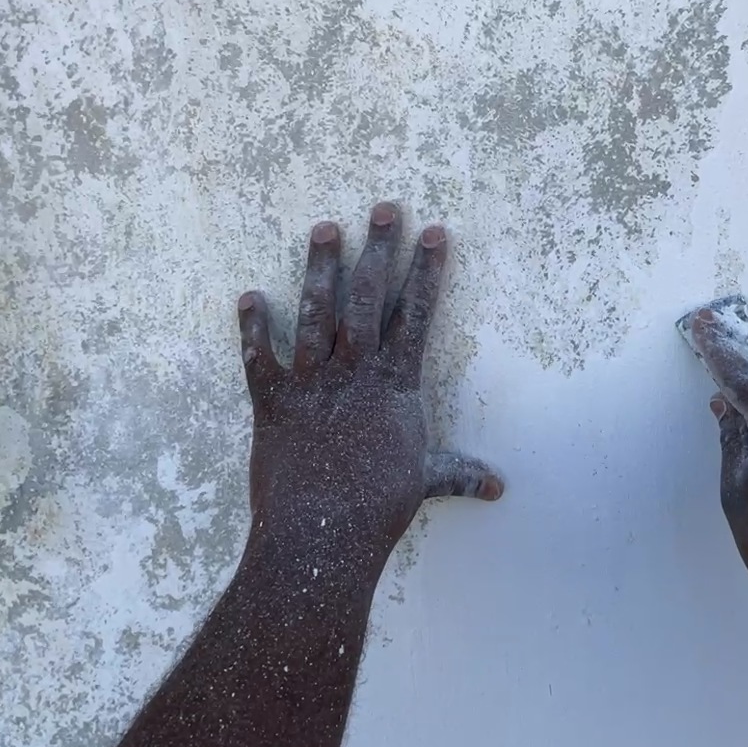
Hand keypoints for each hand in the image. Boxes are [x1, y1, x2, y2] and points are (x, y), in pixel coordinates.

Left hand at [236, 204, 501, 574]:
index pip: (416, 315)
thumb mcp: (423, 483)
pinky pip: (258, 358)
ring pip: (315, 313)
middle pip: (367, 298)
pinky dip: (252, 328)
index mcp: (393, 385)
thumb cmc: (376, 509)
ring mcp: (310, 383)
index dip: (426, 272)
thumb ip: (457, 474)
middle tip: (382, 208)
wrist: (318, 538)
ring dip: (319, 268)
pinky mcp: (272, 402)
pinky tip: (249, 297)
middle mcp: (353, 372)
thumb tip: (498, 489)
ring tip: (324, 227)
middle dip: (377, 250)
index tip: (434, 233)